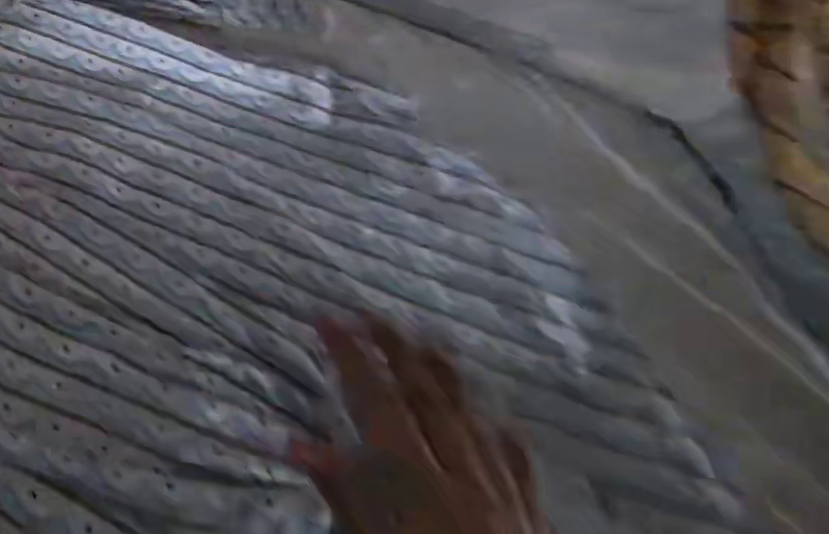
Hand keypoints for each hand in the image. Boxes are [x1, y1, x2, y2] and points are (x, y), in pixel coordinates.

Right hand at [295, 318, 548, 533]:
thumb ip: (340, 495)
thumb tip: (296, 446)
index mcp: (412, 478)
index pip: (376, 399)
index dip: (350, 356)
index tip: (327, 319)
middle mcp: (460, 478)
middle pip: (427, 400)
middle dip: (397, 351)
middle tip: (372, 315)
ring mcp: (503, 502)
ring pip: (473, 425)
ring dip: (447, 381)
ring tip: (428, 344)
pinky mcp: (533, 527)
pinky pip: (519, 474)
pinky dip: (505, 443)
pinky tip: (499, 423)